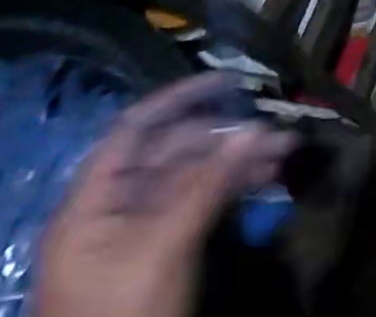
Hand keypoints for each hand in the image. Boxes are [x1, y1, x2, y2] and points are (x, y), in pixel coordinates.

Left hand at [35, 73, 295, 316]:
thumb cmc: (124, 315)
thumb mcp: (165, 248)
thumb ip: (208, 184)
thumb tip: (255, 128)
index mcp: (93, 201)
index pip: (134, 128)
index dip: (178, 99)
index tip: (226, 81)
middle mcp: (113, 207)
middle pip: (170, 153)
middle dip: (222, 137)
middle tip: (270, 131)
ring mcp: (137, 231)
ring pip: (190, 179)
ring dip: (234, 162)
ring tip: (282, 153)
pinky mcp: (161, 251)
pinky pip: (197, 204)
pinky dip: (228, 189)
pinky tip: (262, 178)